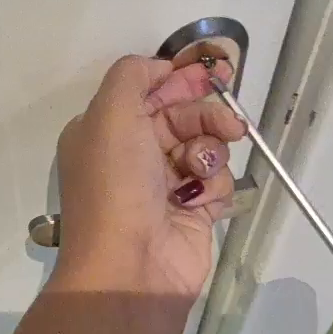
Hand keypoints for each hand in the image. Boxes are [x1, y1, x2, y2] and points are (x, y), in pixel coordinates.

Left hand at [52, 56, 245, 297]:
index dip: (178, 80)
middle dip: (205, 115)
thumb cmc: (116, 185)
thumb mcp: (109, 114)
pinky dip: (213, 186)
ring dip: (209, 153)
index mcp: (103, 131)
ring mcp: (162, 185)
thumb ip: (132, 76)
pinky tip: (198, 200)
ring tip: (198, 171)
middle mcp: (129, 156)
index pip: (146, 92)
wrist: (131, 265)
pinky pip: (216, 182)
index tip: (212, 73)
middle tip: (230, 123)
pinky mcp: (191, 211)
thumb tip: (159, 67)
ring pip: (204, 147)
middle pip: (181, 116)